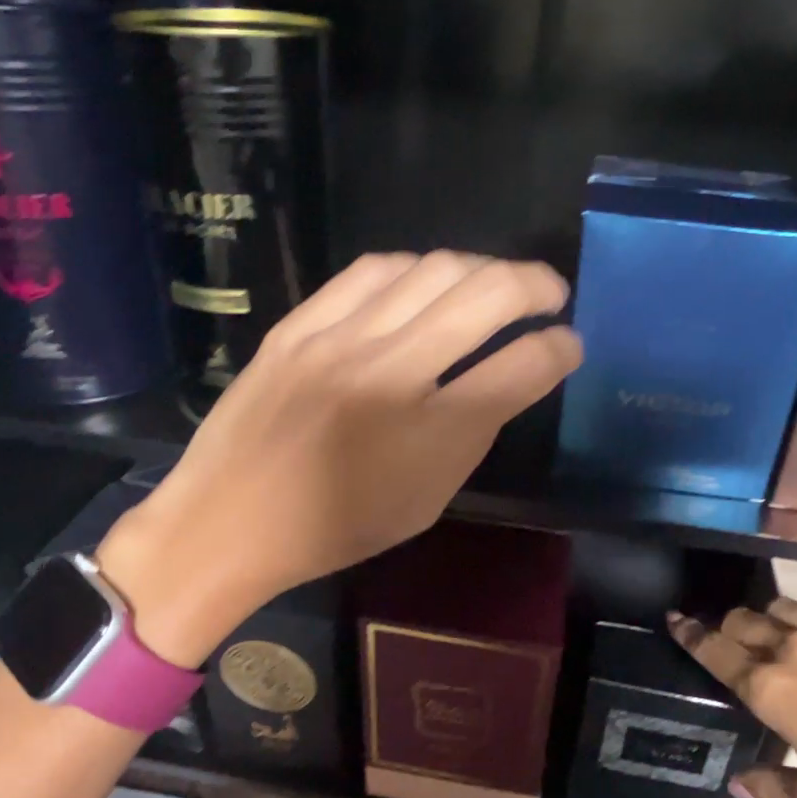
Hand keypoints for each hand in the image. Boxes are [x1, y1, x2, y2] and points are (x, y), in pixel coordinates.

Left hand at [98, 251, 581, 666]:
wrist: (228, 523)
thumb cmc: (337, 529)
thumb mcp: (426, 500)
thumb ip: (473, 434)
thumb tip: (510, 376)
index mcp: (432, 435)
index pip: (523, 366)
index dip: (561, 348)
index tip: (569, 344)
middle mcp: (393, 375)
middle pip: (487, 296)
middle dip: (537, 285)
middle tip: (550, 294)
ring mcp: (341, 342)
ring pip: (434, 269)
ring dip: (481, 268)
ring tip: (491, 283)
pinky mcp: (298, 325)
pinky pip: (371, 271)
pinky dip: (414, 269)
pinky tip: (425, 282)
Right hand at [670, 601, 796, 797]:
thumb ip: (775, 787)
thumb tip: (739, 783)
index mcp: (774, 691)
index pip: (717, 653)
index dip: (690, 635)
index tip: (674, 619)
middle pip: (747, 622)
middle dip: (727, 626)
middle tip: (723, 636)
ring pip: (786, 608)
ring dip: (768, 617)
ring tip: (769, 631)